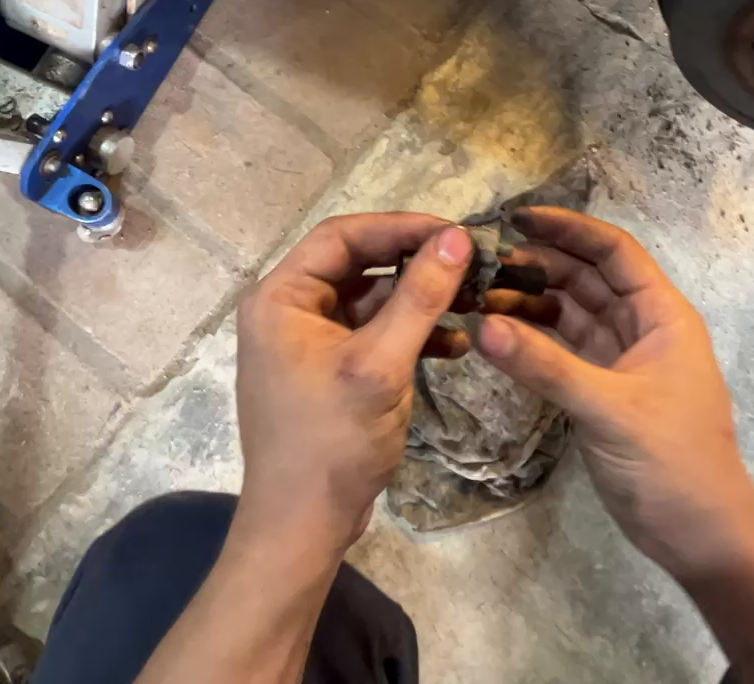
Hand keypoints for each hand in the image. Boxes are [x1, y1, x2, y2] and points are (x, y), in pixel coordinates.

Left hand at [233, 213, 473, 555]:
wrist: (303, 526)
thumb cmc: (331, 441)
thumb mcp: (379, 364)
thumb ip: (419, 297)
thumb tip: (458, 239)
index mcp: (281, 296)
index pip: (342, 236)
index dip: (399, 227)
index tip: (454, 231)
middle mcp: (290, 308)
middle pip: (358, 263)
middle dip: (414, 262)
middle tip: (469, 261)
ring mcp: (311, 339)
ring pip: (372, 298)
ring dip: (419, 299)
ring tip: (471, 300)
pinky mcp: (332, 366)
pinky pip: (374, 332)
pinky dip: (411, 333)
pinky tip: (455, 344)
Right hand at [477, 207, 753, 580]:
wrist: (701, 538)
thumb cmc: (672, 462)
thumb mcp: (609, 408)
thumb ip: (545, 366)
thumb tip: (482, 326)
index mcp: (661, 315)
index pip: (613, 252)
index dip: (569, 228)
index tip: (518, 218)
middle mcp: (641, 326)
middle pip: (586, 277)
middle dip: (539, 264)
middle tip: (484, 263)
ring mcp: (620, 357)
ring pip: (570, 311)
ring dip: (531, 301)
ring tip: (481, 296)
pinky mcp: (601, 387)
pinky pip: (562, 346)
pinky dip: (532, 337)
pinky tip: (498, 333)